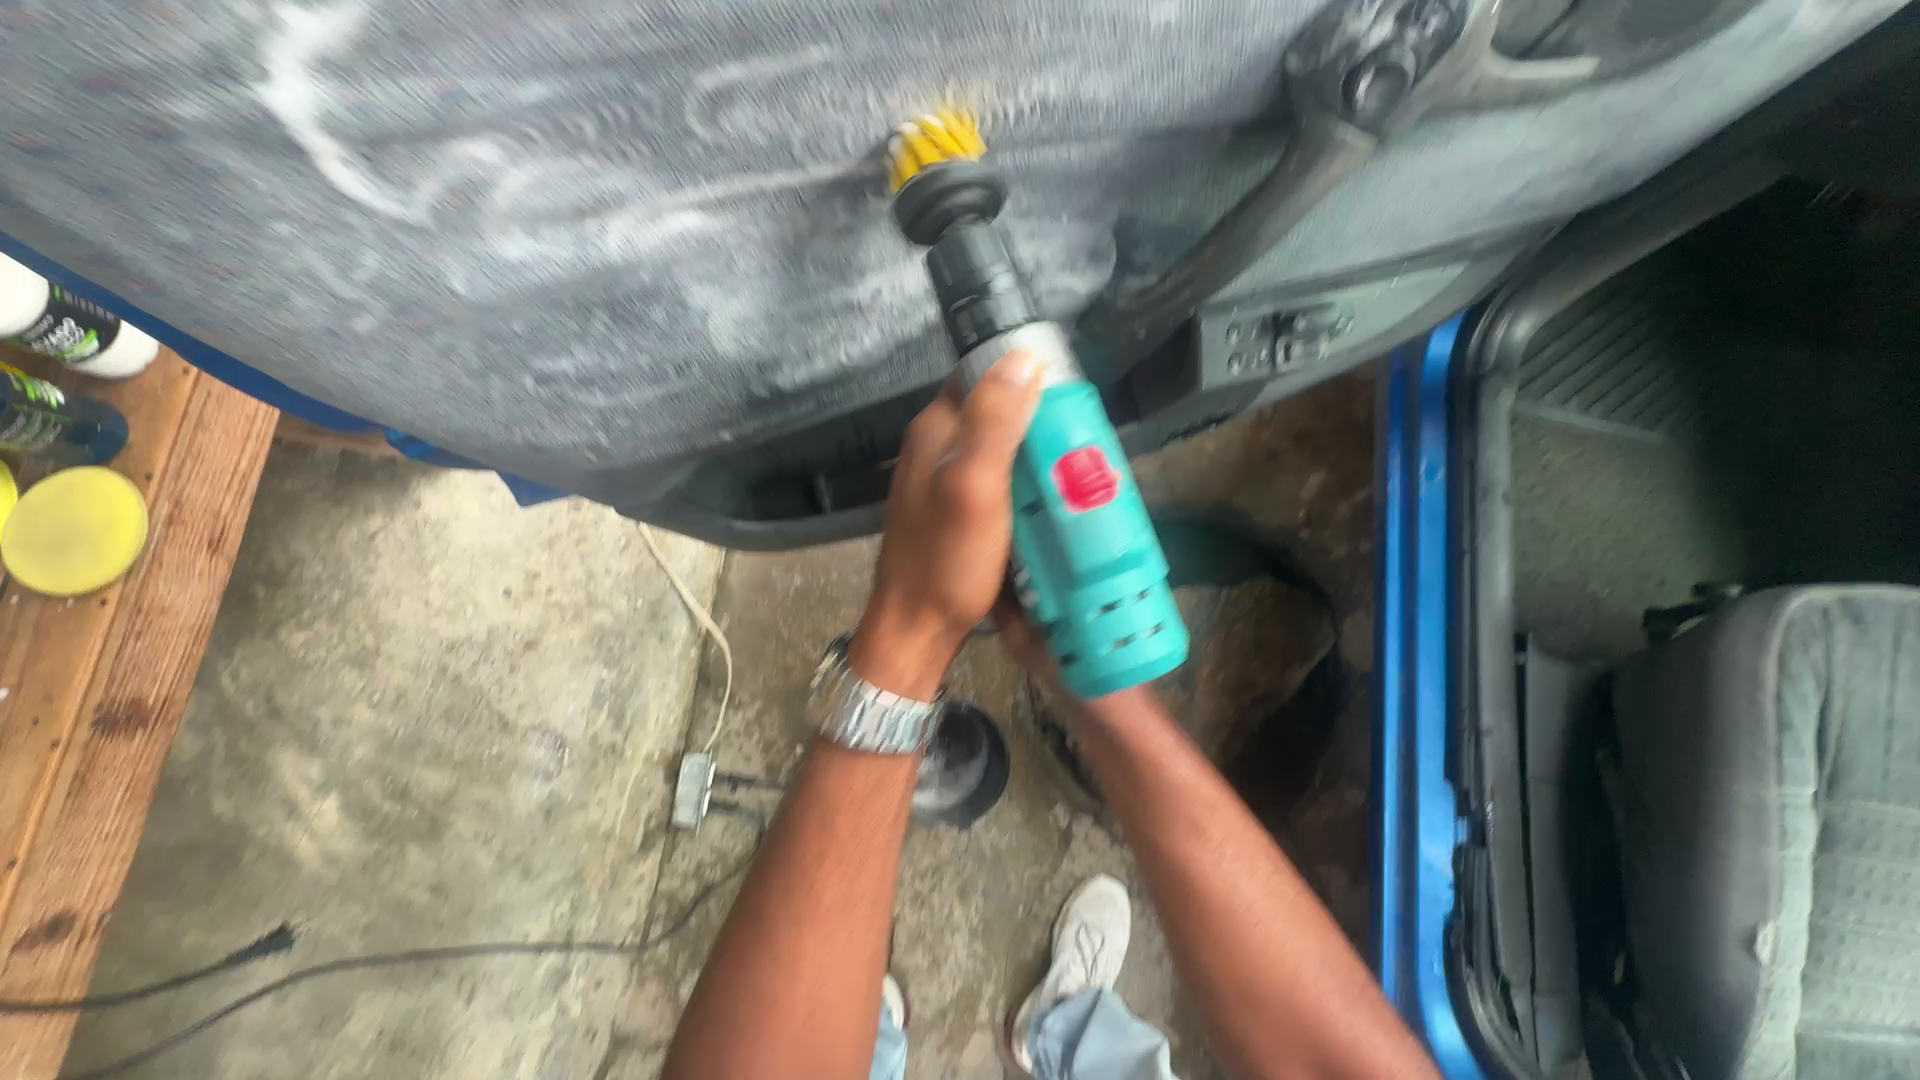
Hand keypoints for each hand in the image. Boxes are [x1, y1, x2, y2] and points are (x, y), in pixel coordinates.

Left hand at [850, 351, 1044, 699]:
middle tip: (1083, 438)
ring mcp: (943, 480)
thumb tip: (1023, 358)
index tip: (1070, 395)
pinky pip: (997, 480)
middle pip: (994, 411)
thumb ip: (994, 423)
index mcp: (934, 428)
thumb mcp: (973, 486)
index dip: (1026, 376)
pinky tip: (1047, 498)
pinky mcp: (955, 510)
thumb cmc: (946, 560)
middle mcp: (934, 446)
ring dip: (1033, 453)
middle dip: (1038, 418)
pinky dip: (1023, 483)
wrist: (916, 630)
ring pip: (998, 447)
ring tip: (1075, 466)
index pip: (983, 374)